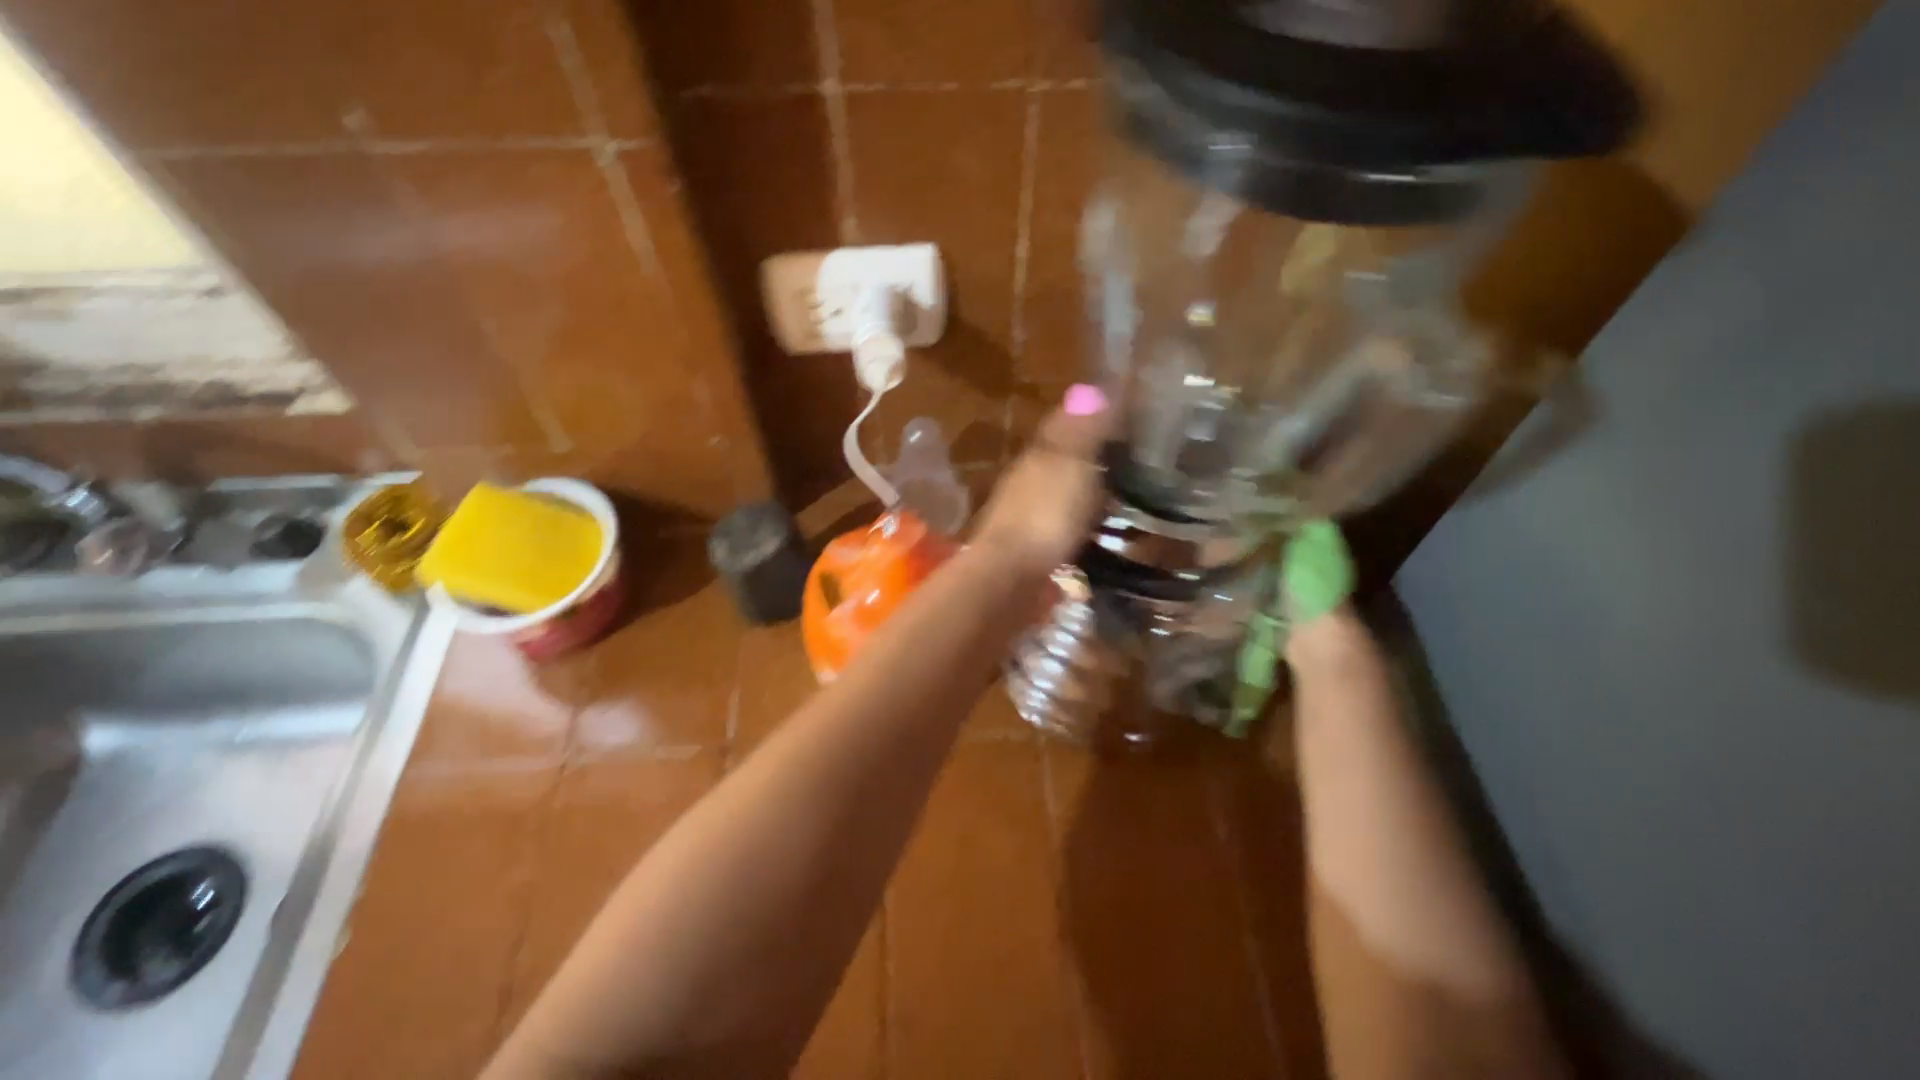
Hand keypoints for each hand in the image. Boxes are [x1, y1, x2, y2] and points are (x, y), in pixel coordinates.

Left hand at [971, 385, 1111, 576]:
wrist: (1009, 577)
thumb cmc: (1044, 514)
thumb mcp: (1069, 465)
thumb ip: (1082, 431)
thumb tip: (1090, 387)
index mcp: (1036, 456)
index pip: (1061, 427)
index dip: (1085, 419)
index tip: (1114, 414)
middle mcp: (1025, 483)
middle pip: (1055, 462)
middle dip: (1082, 457)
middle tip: (1119, 457)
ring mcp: (1023, 519)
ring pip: (1055, 495)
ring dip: (1077, 492)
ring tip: (1112, 495)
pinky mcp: (1029, 553)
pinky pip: (1057, 528)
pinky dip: (1074, 524)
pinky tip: (1090, 531)